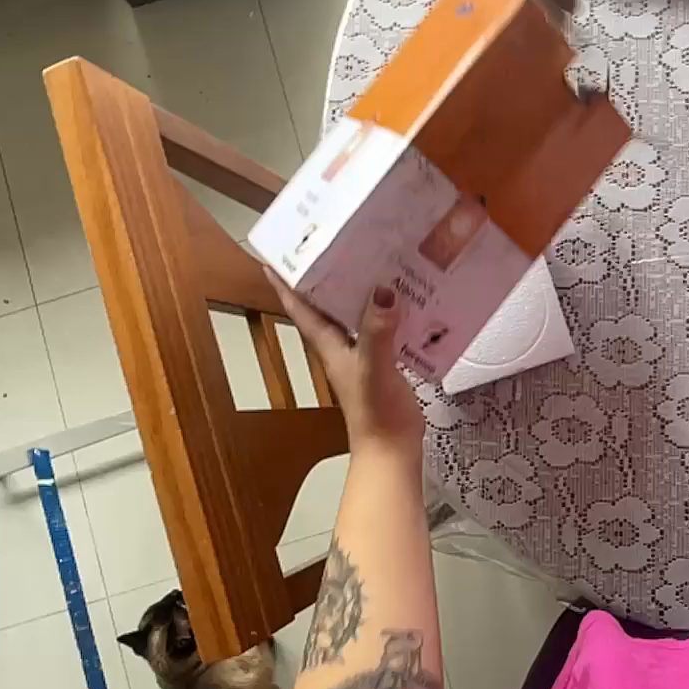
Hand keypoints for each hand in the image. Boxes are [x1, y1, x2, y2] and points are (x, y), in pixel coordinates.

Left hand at [264, 270, 423, 456]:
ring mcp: (364, 354)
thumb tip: (383, 291)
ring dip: (364, 291)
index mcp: (330, 345)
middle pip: (330, 305)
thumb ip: (377, 332)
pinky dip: (393, 312)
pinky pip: (386, 328)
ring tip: (377, 259)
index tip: (278, 255)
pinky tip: (409, 298)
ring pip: (359, 314)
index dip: (287, 283)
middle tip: (339, 242)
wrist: (391, 447)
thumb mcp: (373, 367)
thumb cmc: (374, 411)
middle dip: (330, 276)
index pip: (302, 308)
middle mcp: (342, 345)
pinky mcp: (386, 361)